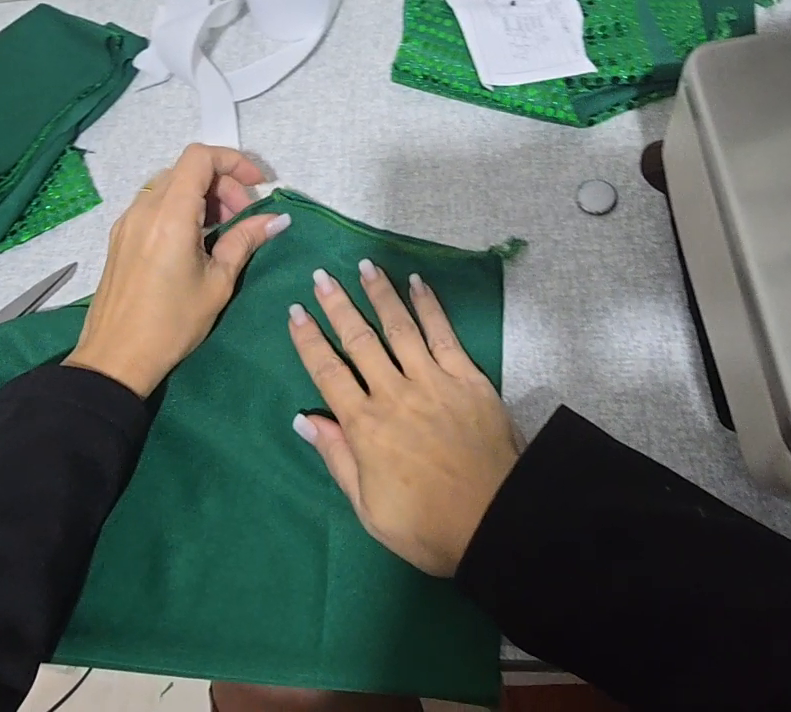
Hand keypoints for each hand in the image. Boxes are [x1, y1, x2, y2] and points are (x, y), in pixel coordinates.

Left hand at [66, 143, 288, 396]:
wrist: (115, 358)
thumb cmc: (172, 324)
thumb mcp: (217, 283)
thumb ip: (245, 241)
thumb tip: (277, 219)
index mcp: (170, 216)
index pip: (201, 158)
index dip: (234, 161)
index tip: (258, 185)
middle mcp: (144, 208)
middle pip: (188, 169)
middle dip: (224, 183)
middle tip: (245, 218)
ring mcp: (128, 221)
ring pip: (171, 185)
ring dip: (204, 195)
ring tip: (225, 230)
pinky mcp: (121, 236)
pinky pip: (156, 203)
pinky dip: (183, 207)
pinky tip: (197, 240)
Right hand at [288, 261, 519, 576]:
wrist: (494, 522)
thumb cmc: (426, 524)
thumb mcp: (368, 508)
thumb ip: (337, 458)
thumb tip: (304, 419)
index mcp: (365, 426)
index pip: (328, 373)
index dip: (309, 340)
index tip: (295, 313)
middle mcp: (394, 393)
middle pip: (359, 340)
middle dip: (338, 305)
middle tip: (321, 276)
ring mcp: (432, 380)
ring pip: (399, 327)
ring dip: (380, 294)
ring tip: (365, 266)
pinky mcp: (466, 377)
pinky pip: (444, 333)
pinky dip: (429, 305)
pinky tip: (418, 282)